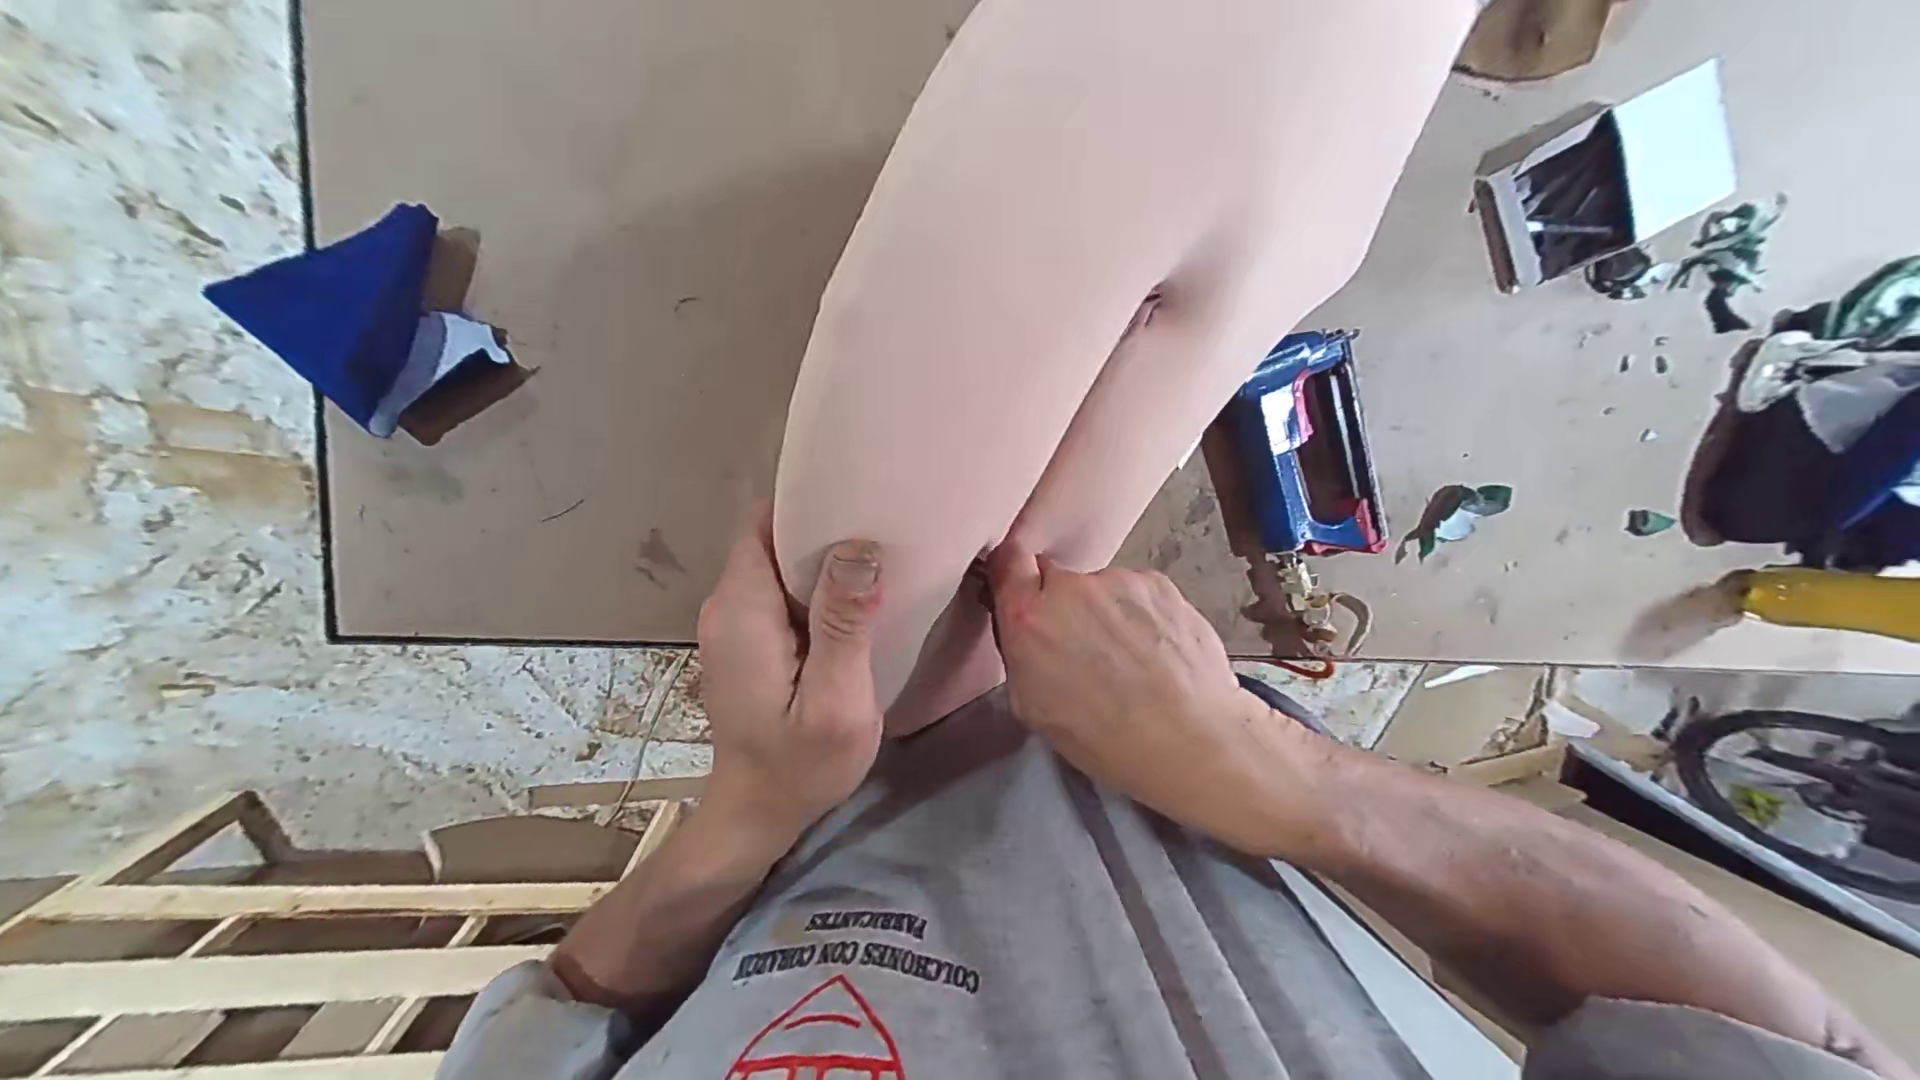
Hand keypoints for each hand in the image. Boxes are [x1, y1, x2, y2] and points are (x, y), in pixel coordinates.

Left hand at [696, 502, 884, 845]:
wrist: (758, 815)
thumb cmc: (800, 765)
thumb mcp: (836, 701)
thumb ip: (844, 625)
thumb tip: (858, 548)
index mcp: (742, 609)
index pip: (764, 521)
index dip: (809, 499)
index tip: (862, 492)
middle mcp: (728, 606)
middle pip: (773, 536)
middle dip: (826, 523)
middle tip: (886, 522)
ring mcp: (736, 624)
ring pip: (780, 562)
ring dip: (825, 555)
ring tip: (880, 553)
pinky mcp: (751, 640)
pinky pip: (782, 590)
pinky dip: (817, 583)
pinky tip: (858, 595)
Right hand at [987, 538, 1325, 854]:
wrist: (1192, 740)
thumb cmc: (1107, 738)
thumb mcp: (1033, 707)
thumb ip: (1019, 652)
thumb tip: (1022, 629)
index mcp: (1029, 619)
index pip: (1006, 561)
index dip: (1013, 575)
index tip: (1020, 591)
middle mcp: (1070, 589)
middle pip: (1052, 576)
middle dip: (1058, 603)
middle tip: (1078, 643)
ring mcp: (1118, 581)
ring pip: (1096, 586)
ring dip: (1102, 609)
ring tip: (1127, 655)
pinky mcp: (1158, 584)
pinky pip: (1133, 589)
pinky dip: (1137, 611)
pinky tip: (1152, 648)